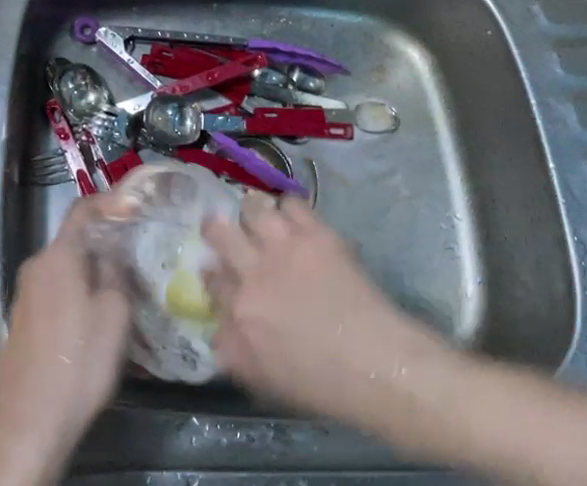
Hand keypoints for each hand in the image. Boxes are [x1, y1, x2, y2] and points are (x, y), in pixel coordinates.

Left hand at [0, 194, 132, 485]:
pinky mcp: (22, 320)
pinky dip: (78, 297)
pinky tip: (97, 324)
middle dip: (106, 246)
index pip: (83, 210)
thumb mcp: (114, 314)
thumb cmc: (79, 361)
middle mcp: (36, 265)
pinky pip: (57, 293)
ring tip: (125, 294)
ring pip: (67, 270)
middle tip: (138, 260)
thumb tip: (112, 251)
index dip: (111, 203)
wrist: (29, 420)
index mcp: (58, 255)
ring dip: (93, 275)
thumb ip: (115, 272)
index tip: (138, 208)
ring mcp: (25, 294)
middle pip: (75, 242)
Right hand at [203, 193, 459, 424]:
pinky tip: (293, 216)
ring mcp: (284, 249)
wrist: (374, 364)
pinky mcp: (316, 235)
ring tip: (259, 213)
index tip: (217, 269)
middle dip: (216, 228)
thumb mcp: (260, 378)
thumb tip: (219, 329)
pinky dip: (289, 207)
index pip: (212, 280)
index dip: (213, 272)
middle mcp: (253, 273)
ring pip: (253, 209)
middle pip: (219, 232)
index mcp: (238, 311)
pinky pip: (292, 204)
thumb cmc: (320, 382)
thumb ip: (233, 348)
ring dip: (253, 210)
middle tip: (224, 228)